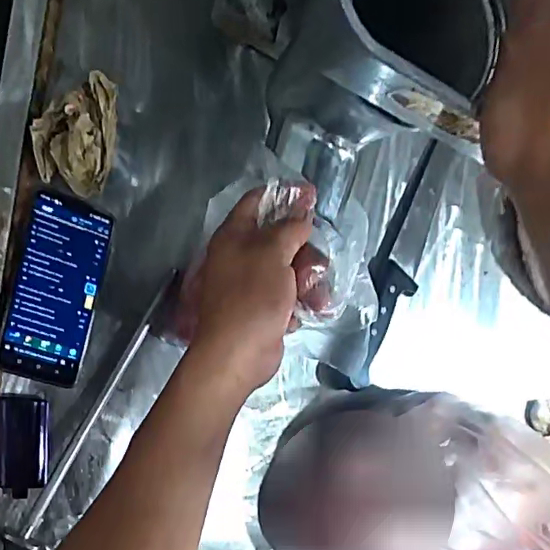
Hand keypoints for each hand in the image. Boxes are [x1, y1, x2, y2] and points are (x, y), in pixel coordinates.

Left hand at [182, 182, 316, 395]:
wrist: (237, 354)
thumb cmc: (252, 298)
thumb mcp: (274, 253)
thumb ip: (290, 228)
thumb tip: (302, 214)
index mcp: (234, 236)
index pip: (258, 202)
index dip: (285, 195)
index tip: (311, 195)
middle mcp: (241, 257)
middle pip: (281, 239)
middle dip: (304, 251)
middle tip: (314, 265)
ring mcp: (252, 285)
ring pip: (290, 270)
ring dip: (308, 282)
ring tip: (314, 298)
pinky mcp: (264, 310)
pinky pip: (288, 296)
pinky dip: (299, 303)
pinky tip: (306, 312)